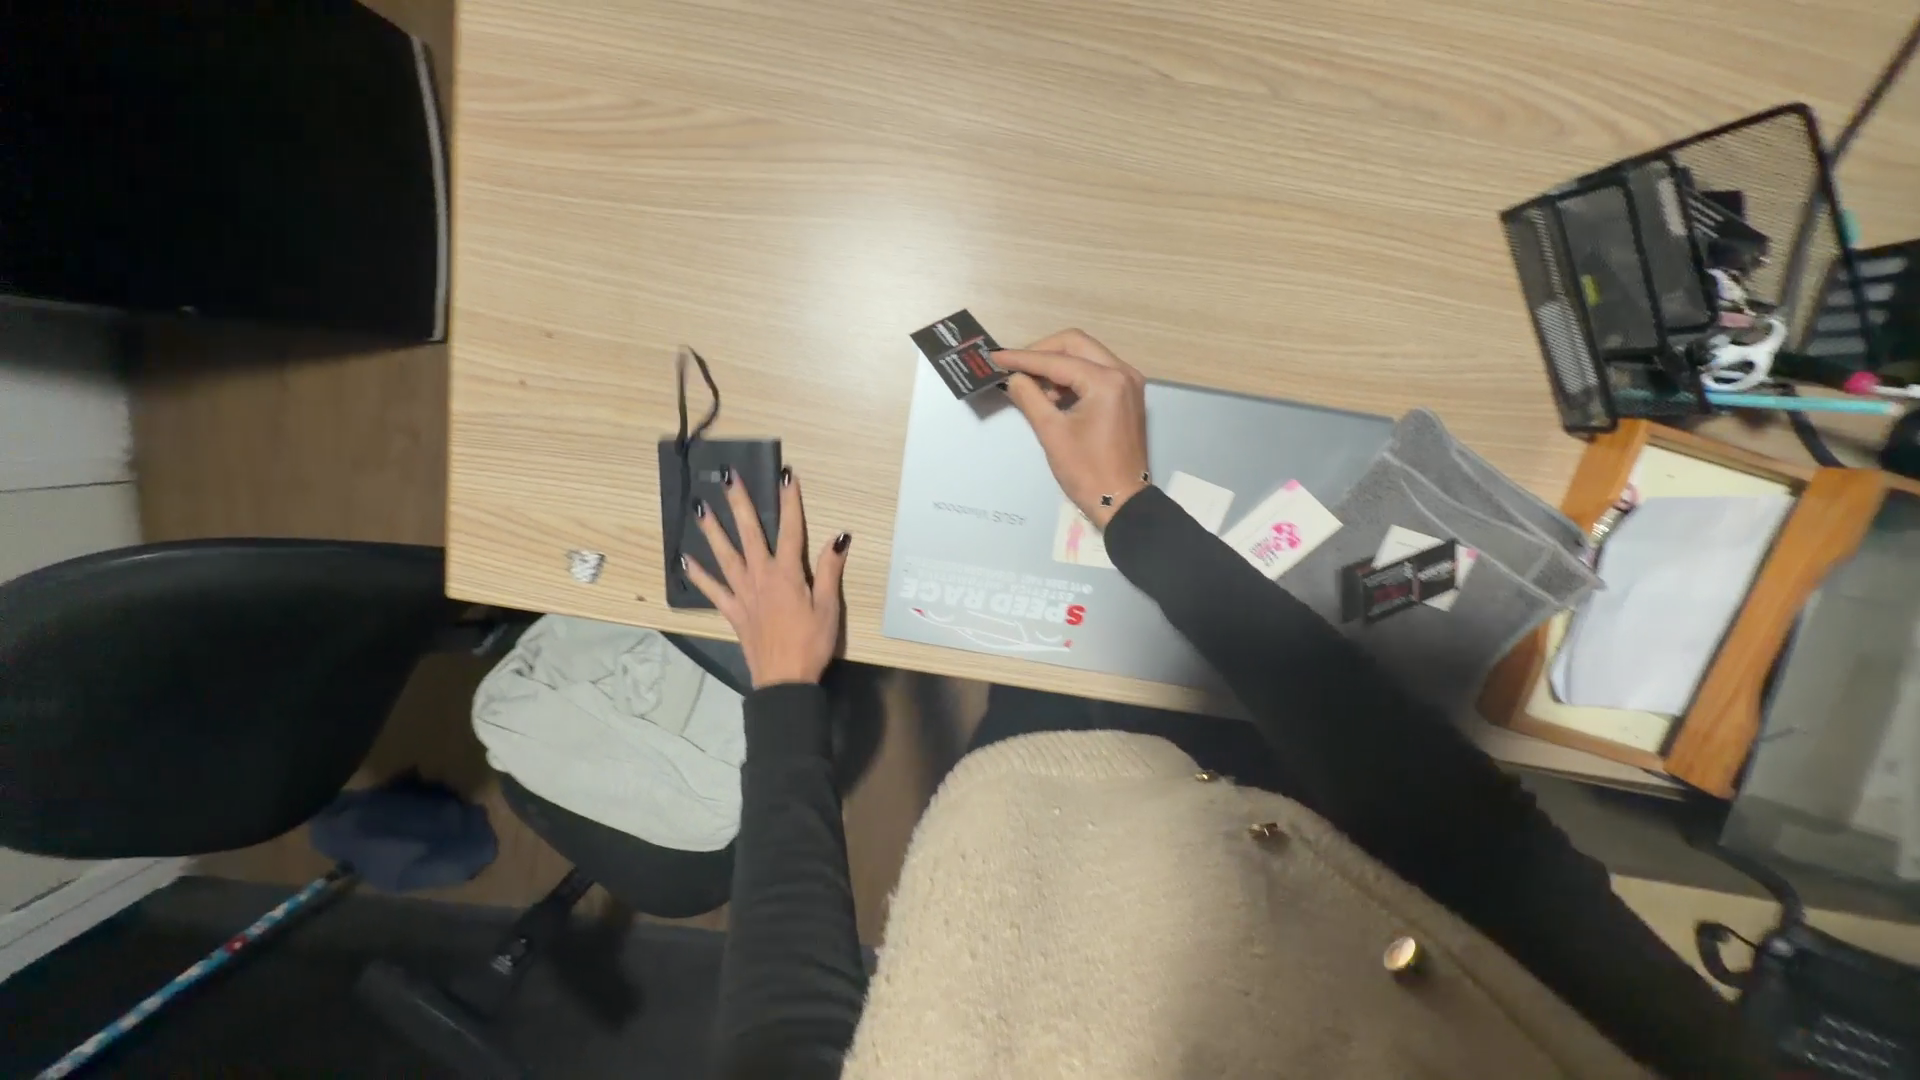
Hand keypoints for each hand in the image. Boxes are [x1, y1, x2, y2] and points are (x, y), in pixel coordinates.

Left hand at [681, 467, 851, 687]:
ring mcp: (743, 593)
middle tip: (729, 477)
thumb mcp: (829, 607)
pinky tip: (685, 560)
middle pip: (750, 533)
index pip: (791, 530)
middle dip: (741, 503)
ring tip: (699, 507)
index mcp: (788, 574)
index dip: (790, 501)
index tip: (786, 475)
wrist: (784, 679)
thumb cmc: (811, 643)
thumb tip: (839, 537)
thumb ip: (831, 570)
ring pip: (724, 555)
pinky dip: (699, 575)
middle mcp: (761, 577)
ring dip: (712, 530)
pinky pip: (712, 589)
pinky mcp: (733, 611)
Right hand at [994, 329, 1150, 526]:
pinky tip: (1053, 395)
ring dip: (1057, 364)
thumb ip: (1030, 398)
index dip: (1023, 358)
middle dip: (1042, 352)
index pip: (1057, 360)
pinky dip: (1072, 377)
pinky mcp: (1127, 395)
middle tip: (1014, 367)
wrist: (1122, 502)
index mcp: (1106, 381)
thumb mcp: (1052, 433)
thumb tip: (1013, 378)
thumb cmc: (1087, 472)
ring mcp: (1128, 383)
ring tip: (1031, 386)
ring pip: (1086, 355)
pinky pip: (1096, 372)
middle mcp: (1122, 373)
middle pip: (1075, 344)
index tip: (995, 357)